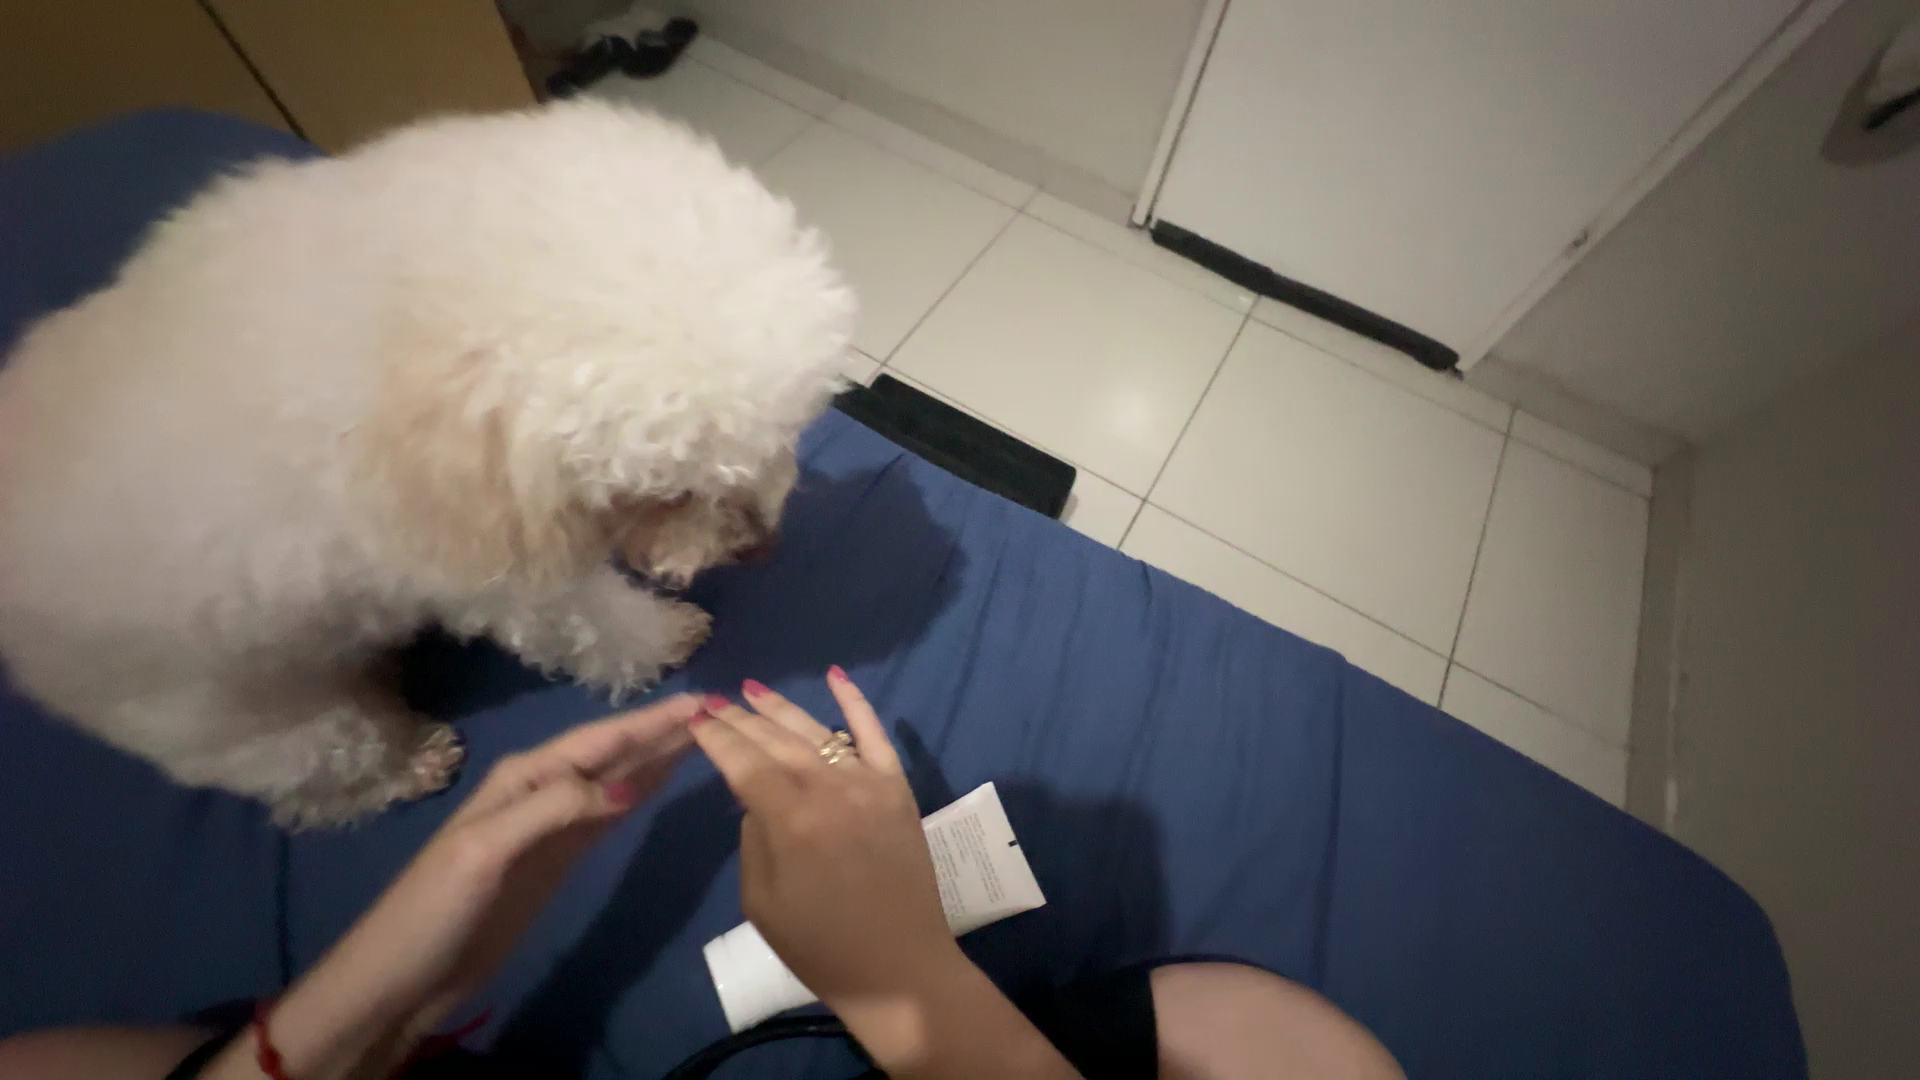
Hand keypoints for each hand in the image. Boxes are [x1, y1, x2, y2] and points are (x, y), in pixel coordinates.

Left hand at [209, 696, 699, 1079]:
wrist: (400, 983)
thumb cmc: (434, 909)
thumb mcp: (486, 850)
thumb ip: (557, 807)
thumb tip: (631, 785)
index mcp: (526, 775)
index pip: (603, 738)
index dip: (653, 721)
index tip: (702, 704)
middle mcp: (546, 786)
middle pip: (617, 749)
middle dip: (665, 728)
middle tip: (717, 710)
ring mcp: (557, 820)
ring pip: (622, 774)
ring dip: (662, 752)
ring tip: (706, 733)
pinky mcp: (564, 852)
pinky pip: (615, 808)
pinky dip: (646, 787)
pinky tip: (667, 775)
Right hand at [693, 674, 1081, 1078]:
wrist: (897, 965)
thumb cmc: (819, 944)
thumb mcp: (761, 901)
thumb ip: (754, 835)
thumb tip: (755, 795)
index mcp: (789, 818)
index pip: (744, 762)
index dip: (717, 737)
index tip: (696, 718)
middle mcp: (827, 787)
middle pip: (775, 740)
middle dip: (740, 718)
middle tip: (714, 700)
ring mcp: (867, 781)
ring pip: (816, 730)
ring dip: (781, 707)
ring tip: (752, 688)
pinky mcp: (896, 784)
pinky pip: (874, 733)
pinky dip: (855, 702)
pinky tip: (835, 676)